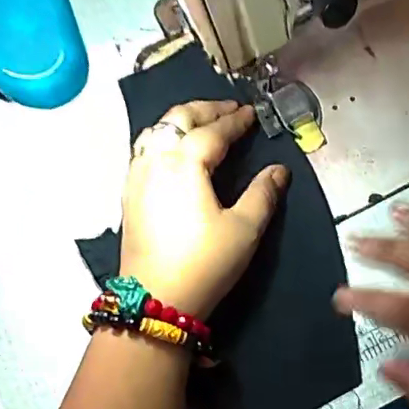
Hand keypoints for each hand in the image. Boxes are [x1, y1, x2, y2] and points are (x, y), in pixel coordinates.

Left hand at [119, 100, 287, 318]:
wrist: (157, 298)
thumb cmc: (205, 263)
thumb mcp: (245, 229)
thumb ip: (263, 194)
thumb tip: (279, 171)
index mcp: (185, 163)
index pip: (212, 131)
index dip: (235, 120)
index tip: (252, 114)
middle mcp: (155, 160)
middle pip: (177, 120)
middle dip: (205, 110)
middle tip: (229, 109)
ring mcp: (137, 176)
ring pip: (156, 131)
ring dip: (181, 121)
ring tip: (203, 124)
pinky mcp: (130, 194)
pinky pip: (146, 149)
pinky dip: (165, 138)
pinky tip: (176, 152)